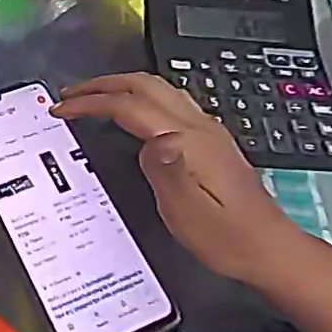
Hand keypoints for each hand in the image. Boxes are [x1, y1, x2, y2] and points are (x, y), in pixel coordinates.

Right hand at [51, 73, 311, 284]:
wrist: (268, 248)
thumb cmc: (226, 236)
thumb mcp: (188, 211)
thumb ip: (167, 171)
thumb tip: (152, 140)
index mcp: (189, 141)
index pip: (130, 106)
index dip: (91, 102)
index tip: (63, 108)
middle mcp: (200, 128)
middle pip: (145, 85)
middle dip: (102, 84)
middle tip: (71, 94)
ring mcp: (207, 131)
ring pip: (158, 88)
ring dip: (121, 86)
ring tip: (93, 96)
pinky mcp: (210, 141)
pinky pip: (168, 102)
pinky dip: (138, 97)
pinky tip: (130, 113)